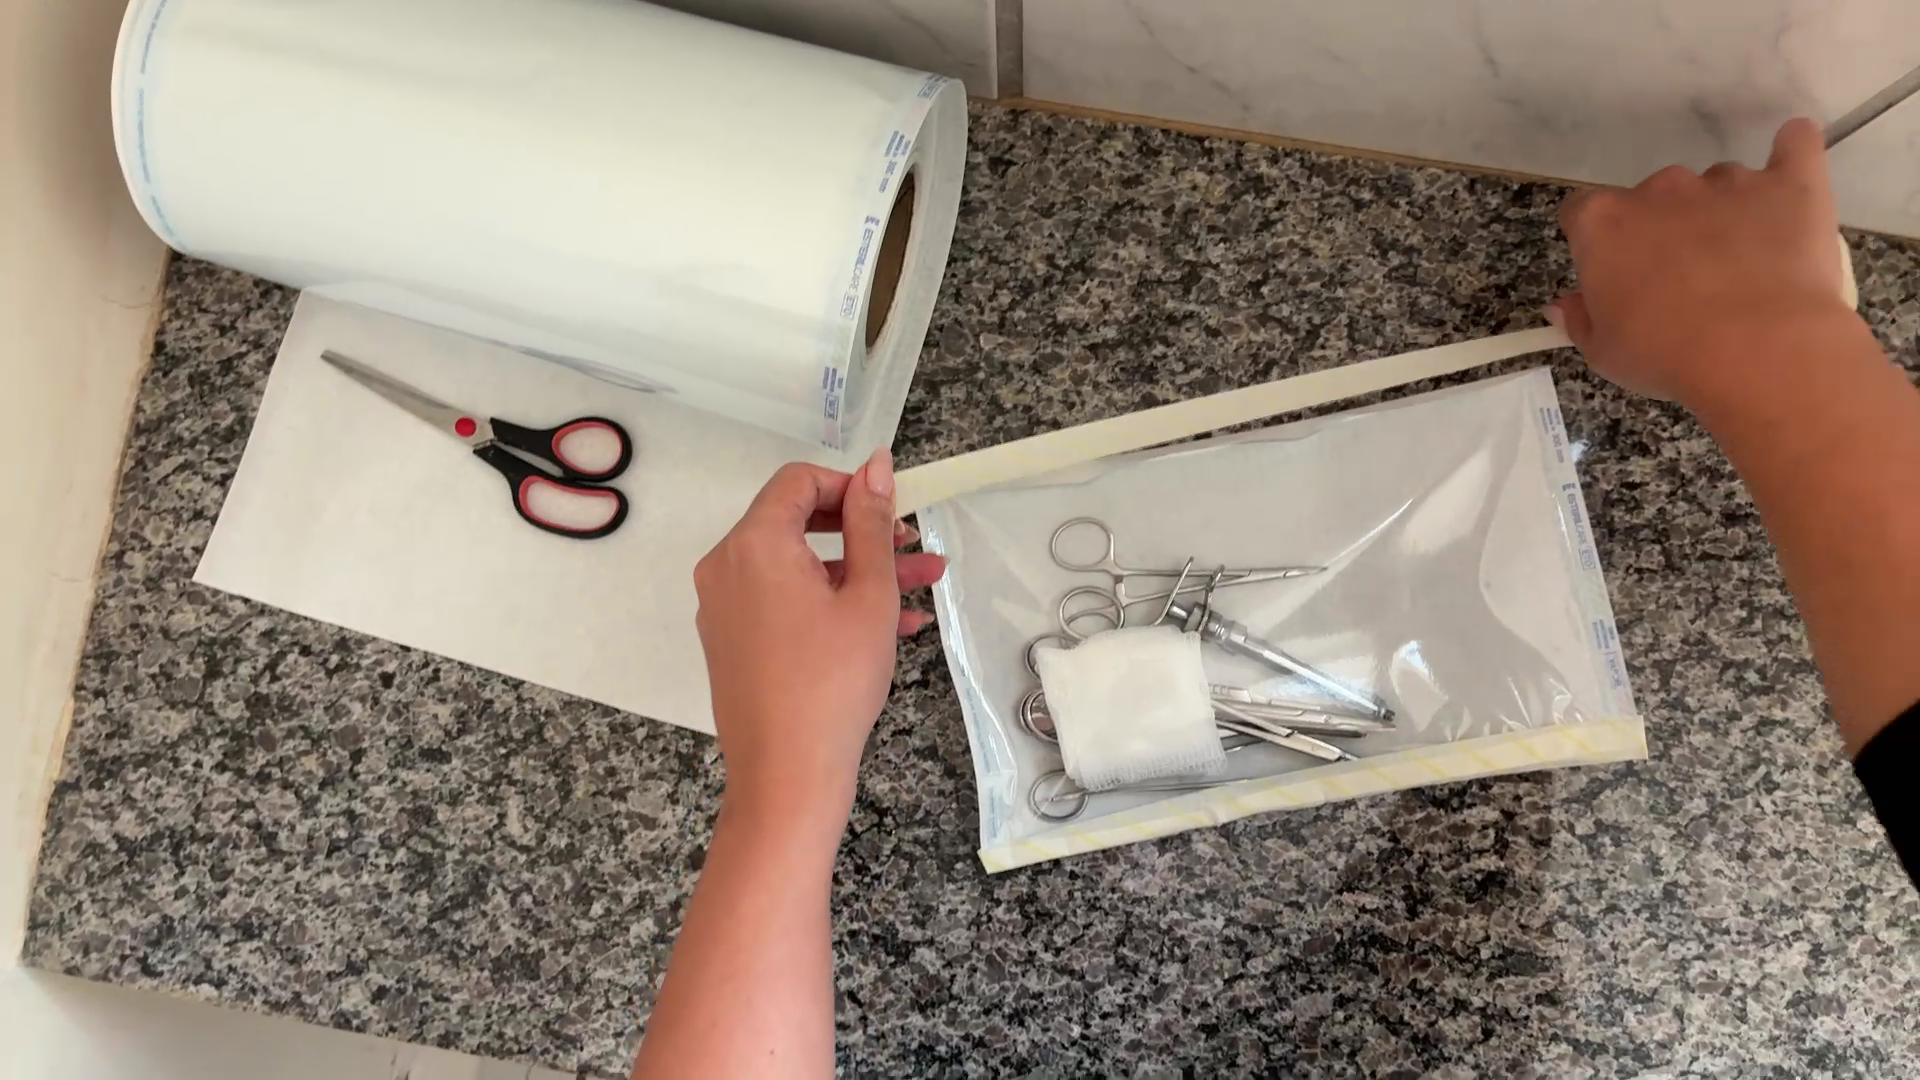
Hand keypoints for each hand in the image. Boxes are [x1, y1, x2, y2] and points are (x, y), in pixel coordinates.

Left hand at [693, 450, 944, 818]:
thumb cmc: (834, 680)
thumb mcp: (868, 595)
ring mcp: (725, 606)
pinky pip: (786, 602)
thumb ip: (872, 522)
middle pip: (800, 524)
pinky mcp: (733, 640)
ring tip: (923, 590)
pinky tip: (892, 625)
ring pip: (800, 569)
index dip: (851, 487)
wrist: (787, 777)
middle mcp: (726, 567)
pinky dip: (831, 604)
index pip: (799, 482)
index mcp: (753, 544)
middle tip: (915, 548)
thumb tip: (876, 464)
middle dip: (866, 534)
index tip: (894, 512)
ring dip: (860, 574)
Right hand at [1549, 117, 1857, 412]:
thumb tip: (1566, 303)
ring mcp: (1728, 183)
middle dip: (1653, 224)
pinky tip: (1786, 157)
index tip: (1601, 265)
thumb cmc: (1659, 351)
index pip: (1580, 210)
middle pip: (1648, 195)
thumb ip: (1579, 317)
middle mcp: (1658, 192)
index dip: (1589, 239)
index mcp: (1601, 226)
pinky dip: (1788, 150)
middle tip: (1667, 269)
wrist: (1757, 349)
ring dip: (1712, 207)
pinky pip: (1793, 146)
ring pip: (1712, 183)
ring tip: (1730, 252)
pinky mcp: (1792, 183)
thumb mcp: (1599, 348)